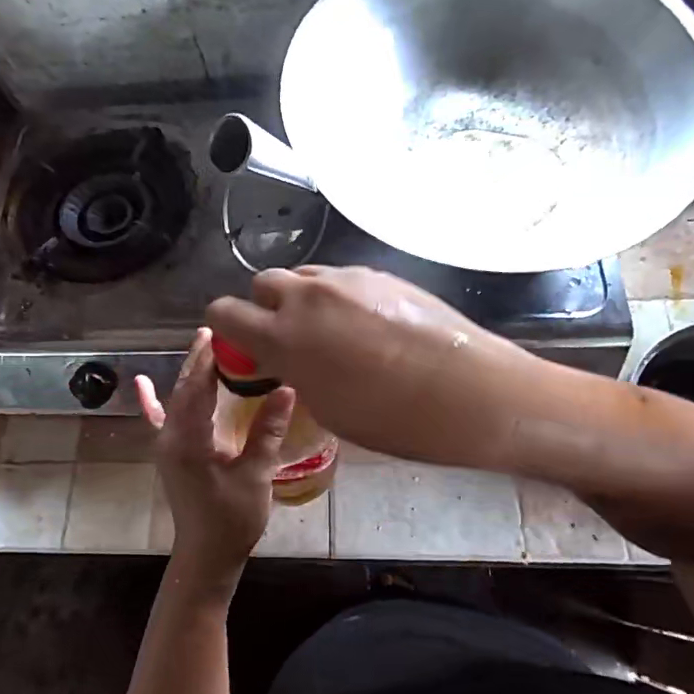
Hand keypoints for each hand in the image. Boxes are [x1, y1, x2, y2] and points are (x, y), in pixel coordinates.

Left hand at [137, 328, 294, 581]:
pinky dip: (152, 400)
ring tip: (203, 344)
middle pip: (184, 389)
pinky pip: (159, 420)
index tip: (225, 332)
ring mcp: (167, 446)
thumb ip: (266, 431)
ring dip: (189, 373)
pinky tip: (141, 382)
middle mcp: (171, 437)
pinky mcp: (170, 455)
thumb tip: (287, 389)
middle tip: (219, 330)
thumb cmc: (233, 519)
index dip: (210, 359)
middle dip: (200, 359)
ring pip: (176, 399)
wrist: (207, 554)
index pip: (198, 388)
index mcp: (189, 440)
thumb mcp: (255, 474)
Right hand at [205, 266, 541, 469]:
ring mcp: (348, 279)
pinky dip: (340, 297)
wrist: (469, 391)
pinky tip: (369, 326)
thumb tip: (292, 361)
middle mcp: (308, 297)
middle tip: (289, 338)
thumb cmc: (394, 418)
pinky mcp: (382, 274)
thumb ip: (296, 374)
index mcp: (284, 336)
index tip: (241, 345)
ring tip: (332, 332)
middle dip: (266, 308)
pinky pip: (343, 279)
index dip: (226, 327)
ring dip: (305, 300)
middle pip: (264, 283)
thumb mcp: (329, 409)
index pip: (224, 311)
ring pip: (306, 277)